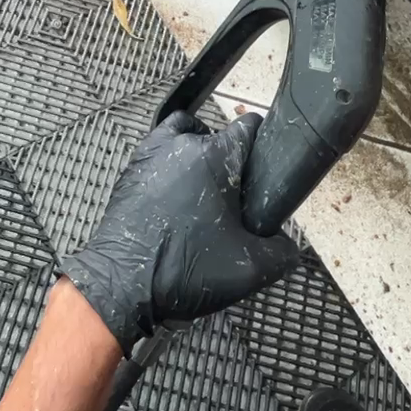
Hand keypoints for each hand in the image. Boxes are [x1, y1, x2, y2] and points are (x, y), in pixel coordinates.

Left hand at [61, 111, 301, 353]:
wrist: (122, 283)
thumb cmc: (182, 269)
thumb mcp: (248, 270)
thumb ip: (281, 253)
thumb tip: (288, 246)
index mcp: (216, 156)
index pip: (249, 127)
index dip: (262, 144)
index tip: (262, 168)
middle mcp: (184, 144)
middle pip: (218, 135)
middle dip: (229, 161)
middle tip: (232, 198)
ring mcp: (153, 151)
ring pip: (186, 134)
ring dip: (197, 151)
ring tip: (203, 186)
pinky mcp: (132, 167)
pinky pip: (159, 149)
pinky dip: (170, 160)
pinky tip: (174, 192)